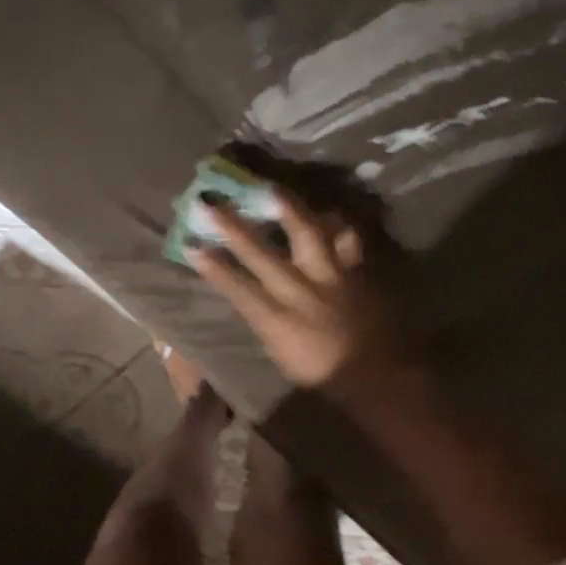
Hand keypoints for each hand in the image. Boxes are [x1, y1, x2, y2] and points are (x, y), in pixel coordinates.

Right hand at [186, 190, 402, 386]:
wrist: (374, 375)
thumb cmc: (319, 372)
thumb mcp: (279, 351)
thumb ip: (264, 319)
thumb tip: (250, 295)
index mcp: (275, 318)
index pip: (236, 286)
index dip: (212, 265)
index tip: (190, 245)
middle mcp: (299, 291)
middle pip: (260, 252)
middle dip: (231, 225)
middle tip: (209, 200)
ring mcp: (329, 277)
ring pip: (307, 234)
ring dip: (288, 209)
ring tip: (272, 189)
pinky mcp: (356, 272)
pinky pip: (346, 240)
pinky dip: (336, 226)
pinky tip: (329, 213)